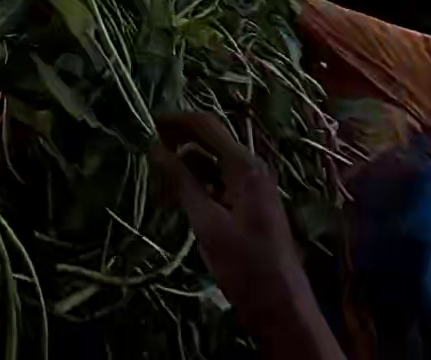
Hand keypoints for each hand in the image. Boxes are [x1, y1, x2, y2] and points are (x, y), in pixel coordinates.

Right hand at [152, 114, 344, 359]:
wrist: (283, 311)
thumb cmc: (245, 265)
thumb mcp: (206, 222)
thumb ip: (181, 180)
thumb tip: (154, 147)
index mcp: (244, 166)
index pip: (205, 125)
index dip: (175, 119)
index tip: (147, 121)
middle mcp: (250, 168)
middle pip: (208, 140)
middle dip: (178, 141)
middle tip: (148, 148)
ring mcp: (252, 186)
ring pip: (211, 162)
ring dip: (184, 165)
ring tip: (157, 178)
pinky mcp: (249, 204)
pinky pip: (218, 180)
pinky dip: (197, 183)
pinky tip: (176, 198)